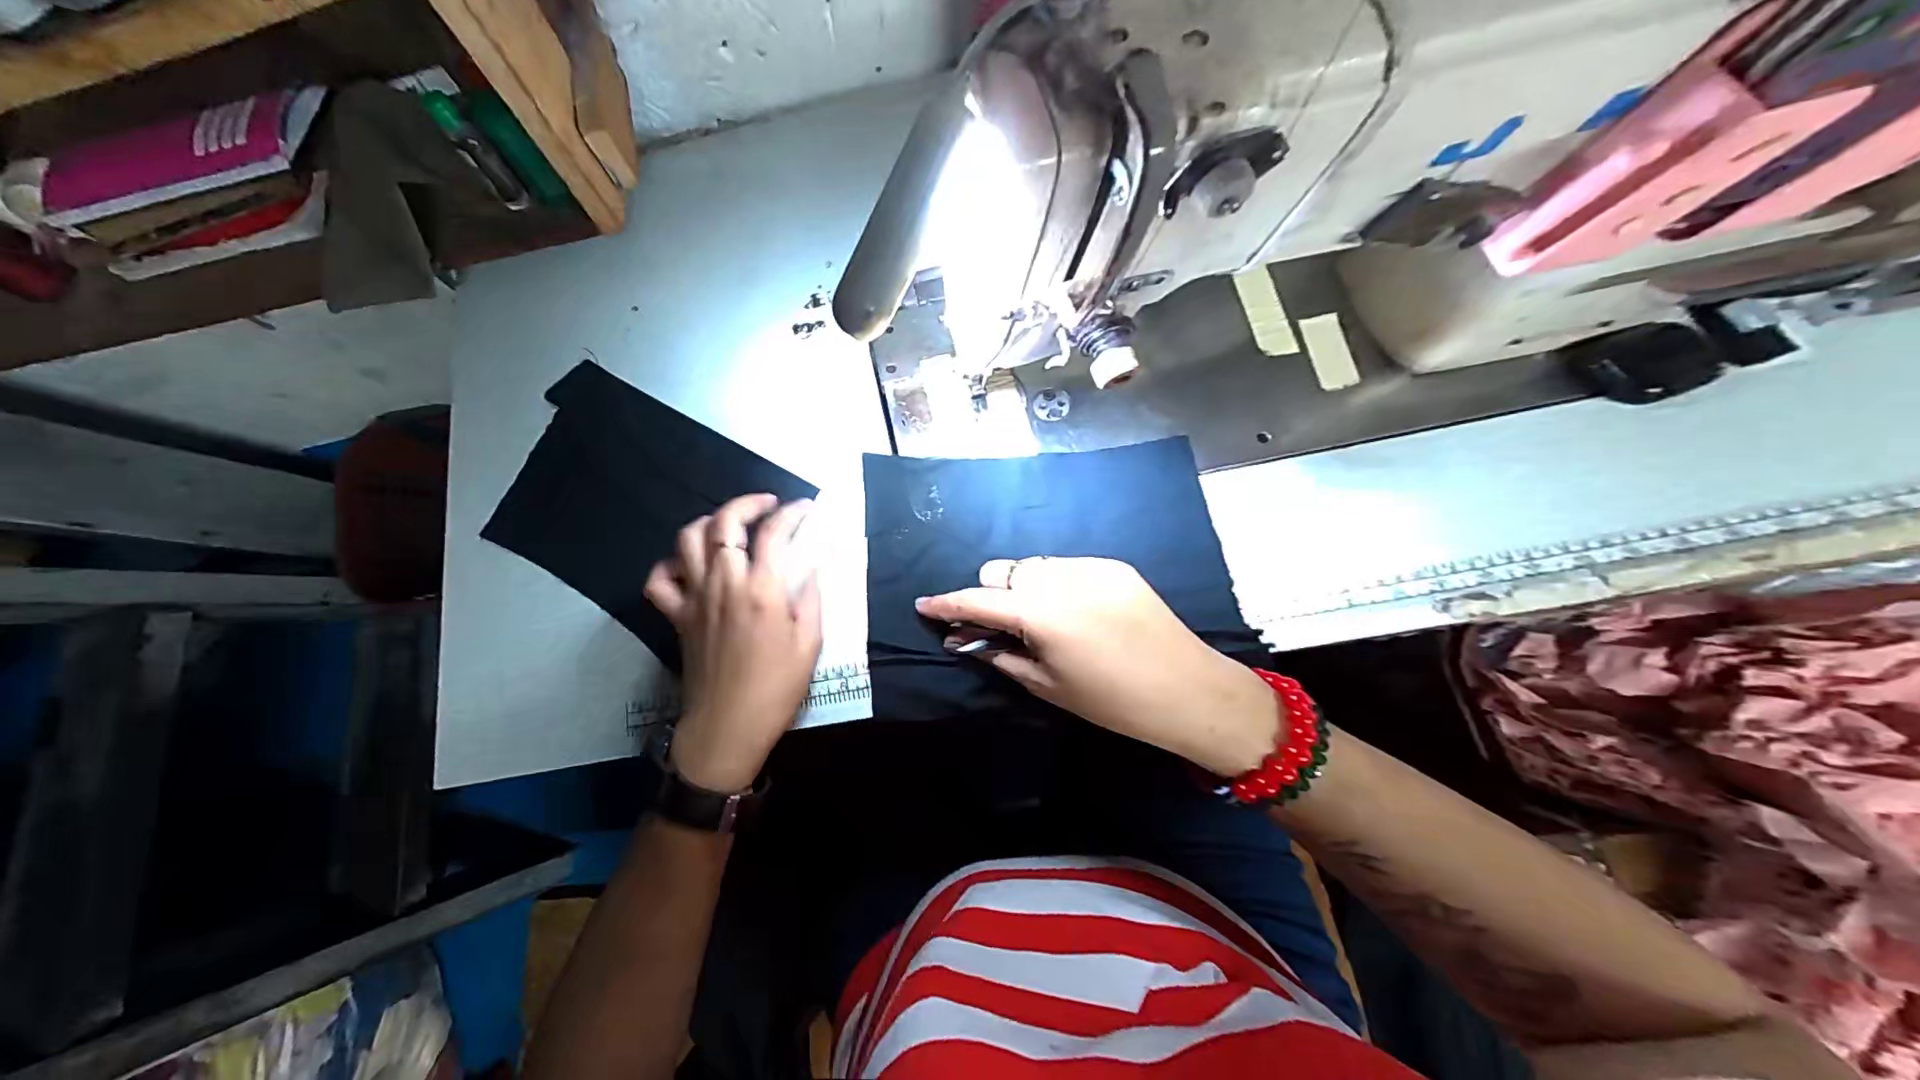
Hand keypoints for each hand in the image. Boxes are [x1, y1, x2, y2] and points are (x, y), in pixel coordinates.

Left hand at [643, 494, 821, 792]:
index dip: (792, 513)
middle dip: (748, 503)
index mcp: (762, 589)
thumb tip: (813, 564)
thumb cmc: (776, 688)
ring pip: (688, 540)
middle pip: (725, 523)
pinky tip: (690, 566)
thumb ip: (812, 597)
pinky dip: (670, 564)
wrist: (728, 726)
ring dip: (709, 522)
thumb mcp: (810, 643)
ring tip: (730, 526)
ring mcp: (695, 598)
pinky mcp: (677, 616)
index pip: (774, 533)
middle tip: (768, 506)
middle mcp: (724, 583)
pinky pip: (659, 579)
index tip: (805, 509)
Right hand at [915, 557, 1278, 776]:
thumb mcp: (1046, 685)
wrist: (1186, 688)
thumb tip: (963, 639)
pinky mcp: (1114, 565)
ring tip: (1043, 620)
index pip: (978, 600)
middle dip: (992, 594)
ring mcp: (1090, 567)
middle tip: (1001, 627)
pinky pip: (1068, 567)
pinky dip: (1057, 584)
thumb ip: (999, 654)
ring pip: (1035, 565)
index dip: (947, 605)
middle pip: (1003, 571)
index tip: (925, 605)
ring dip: (1024, 587)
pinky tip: (1076, 612)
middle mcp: (1060, 579)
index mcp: (1040, 614)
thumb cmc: (1110, 700)